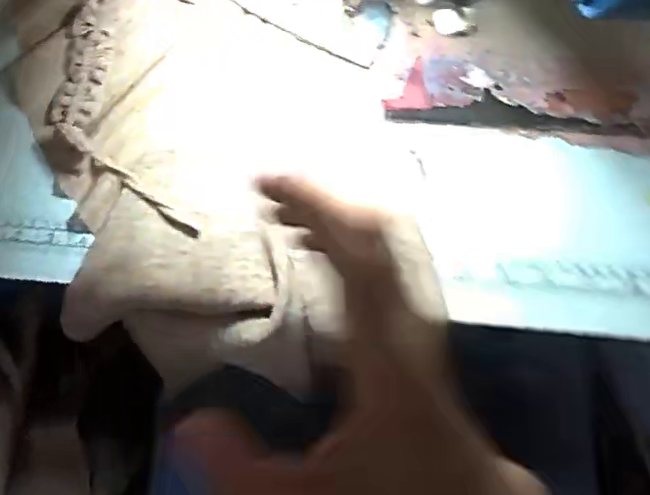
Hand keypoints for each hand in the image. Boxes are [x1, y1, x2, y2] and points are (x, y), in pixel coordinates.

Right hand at [174, 176, 543, 494]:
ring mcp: (419, 309)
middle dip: (321, 200)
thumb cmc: (389, 482)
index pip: (355, 255)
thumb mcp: (311, 491)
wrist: (463, 491)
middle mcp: (408, 315)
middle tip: (270, 195)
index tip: (268, 185)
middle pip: (376, 229)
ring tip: (286, 214)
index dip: (313, 208)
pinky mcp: (418, 312)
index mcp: (384, 348)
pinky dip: (350, 232)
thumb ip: (244, 466)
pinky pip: (388, 250)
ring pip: (386, 234)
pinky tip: (318, 244)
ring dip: (336, 213)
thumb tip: (187, 422)